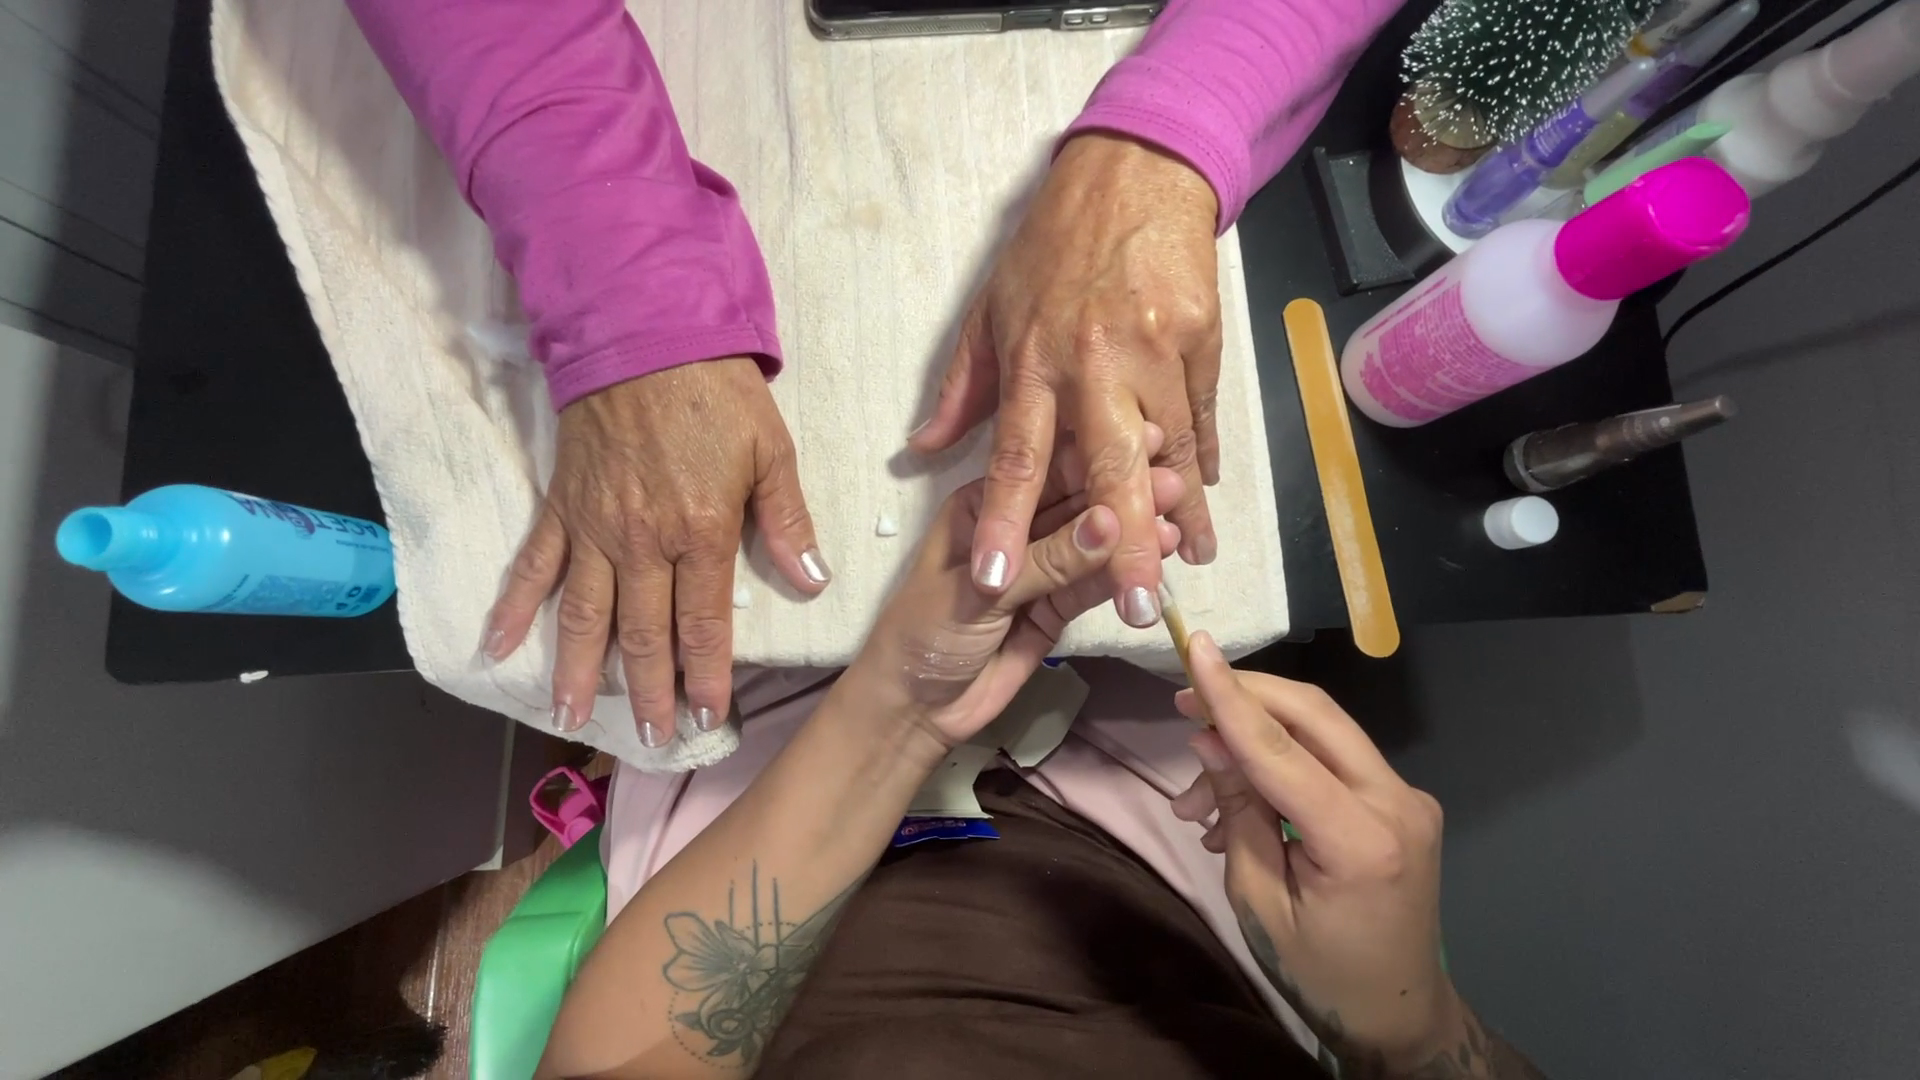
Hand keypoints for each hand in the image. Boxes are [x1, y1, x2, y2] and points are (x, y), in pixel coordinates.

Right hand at [482, 358, 827, 746]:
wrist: (646, 335)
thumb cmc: (719, 395)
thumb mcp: (772, 454)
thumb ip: (788, 522)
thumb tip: (813, 580)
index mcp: (702, 532)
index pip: (705, 622)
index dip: (709, 674)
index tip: (710, 715)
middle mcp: (644, 542)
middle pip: (645, 633)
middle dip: (651, 691)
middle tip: (653, 737)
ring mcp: (594, 528)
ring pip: (586, 615)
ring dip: (581, 671)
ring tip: (574, 716)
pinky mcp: (561, 506)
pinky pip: (533, 565)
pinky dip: (514, 608)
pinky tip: (495, 648)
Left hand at [846, 426, 1185, 750]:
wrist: (914, 709)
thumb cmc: (926, 634)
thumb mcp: (980, 591)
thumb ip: (1047, 561)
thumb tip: (1112, 522)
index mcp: (983, 506)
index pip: (1041, 476)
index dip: (1090, 460)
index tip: (1141, 442)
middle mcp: (1014, 530)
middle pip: (1075, 508)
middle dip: (1122, 495)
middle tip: (1175, 480)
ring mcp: (1038, 570)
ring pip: (1090, 547)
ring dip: (1131, 536)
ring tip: (1179, 518)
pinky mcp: (1055, 609)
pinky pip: (1091, 586)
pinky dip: (1122, 575)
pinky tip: (1159, 557)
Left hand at [909, 133, 1222, 629]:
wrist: (1136, 172)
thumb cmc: (1051, 247)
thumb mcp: (990, 309)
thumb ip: (960, 387)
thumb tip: (921, 449)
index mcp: (1033, 362)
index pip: (1014, 457)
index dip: (1004, 524)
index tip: (996, 583)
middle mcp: (1093, 366)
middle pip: (1107, 467)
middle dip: (1120, 543)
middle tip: (1134, 609)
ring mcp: (1154, 355)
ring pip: (1168, 451)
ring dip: (1177, 515)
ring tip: (1187, 568)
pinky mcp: (1200, 346)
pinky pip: (1201, 419)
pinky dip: (1203, 465)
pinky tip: (1206, 506)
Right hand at [1171, 632, 1461, 1074]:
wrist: (1399, 1017)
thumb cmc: (1320, 974)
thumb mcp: (1260, 900)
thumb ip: (1238, 810)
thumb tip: (1208, 741)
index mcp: (1361, 840)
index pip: (1279, 748)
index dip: (1229, 695)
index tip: (1195, 646)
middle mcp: (1396, 803)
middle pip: (1312, 714)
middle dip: (1244, 695)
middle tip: (1183, 702)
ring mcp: (1404, 797)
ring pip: (1319, 729)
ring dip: (1252, 739)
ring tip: (1195, 796)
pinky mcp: (1397, 799)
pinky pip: (1328, 757)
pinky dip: (1277, 761)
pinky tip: (1235, 800)